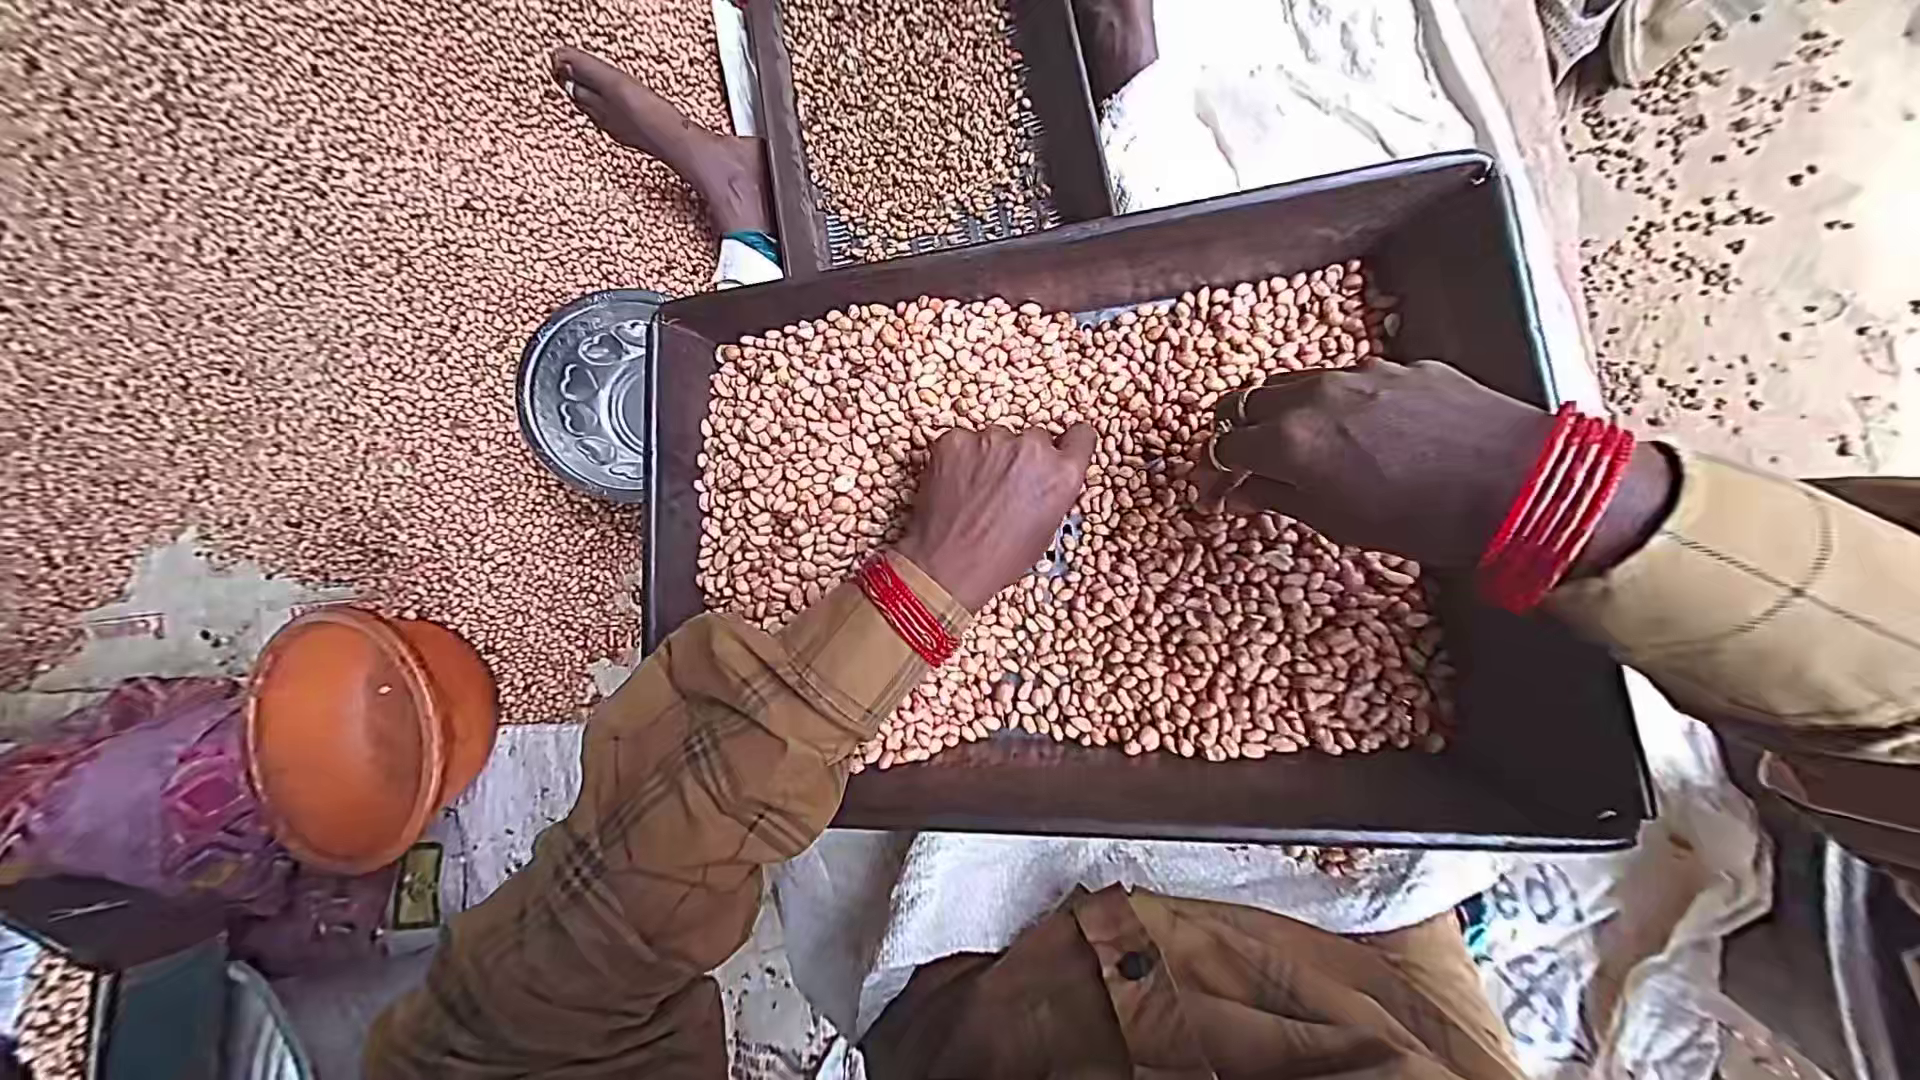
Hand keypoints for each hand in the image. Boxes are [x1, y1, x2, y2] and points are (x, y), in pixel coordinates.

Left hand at [896, 424, 1095, 610]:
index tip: (1060, 449)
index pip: (1081, 436)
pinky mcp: (955, 440)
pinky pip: (962, 441)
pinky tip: (954, 485)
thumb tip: (1045, 479)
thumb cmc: (997, 559)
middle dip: (1023, 457)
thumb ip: (1052, 492)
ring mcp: (991, 440)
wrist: (946, 565)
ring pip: (996, 438)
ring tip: (975, 491)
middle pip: (1035, 438)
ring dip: (989, 456)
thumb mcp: (1045, 532)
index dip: (1069, 444)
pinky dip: (958, 458)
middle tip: (1005, 485)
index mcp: (1062, 474)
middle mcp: (1032, 449)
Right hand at [1193, 358, 1673, 573]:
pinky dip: (1324, 404)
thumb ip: (1276, 496)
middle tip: (1240, 462)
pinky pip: (1341, 380)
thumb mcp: (1334, 520)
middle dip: (1231, 433)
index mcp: (1288, 440)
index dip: (1209, 473)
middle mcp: (1312, 396)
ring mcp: (1357, 374)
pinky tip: (1351, 430)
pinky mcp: (1398, 365)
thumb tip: (1241, 490)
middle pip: (1242, 403)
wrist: (1525, 486)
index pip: (1223, 448)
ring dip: (1274, 413)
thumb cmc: (1421, 519)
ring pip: (1288, 384)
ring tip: (1290, 444)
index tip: (1211, 493)